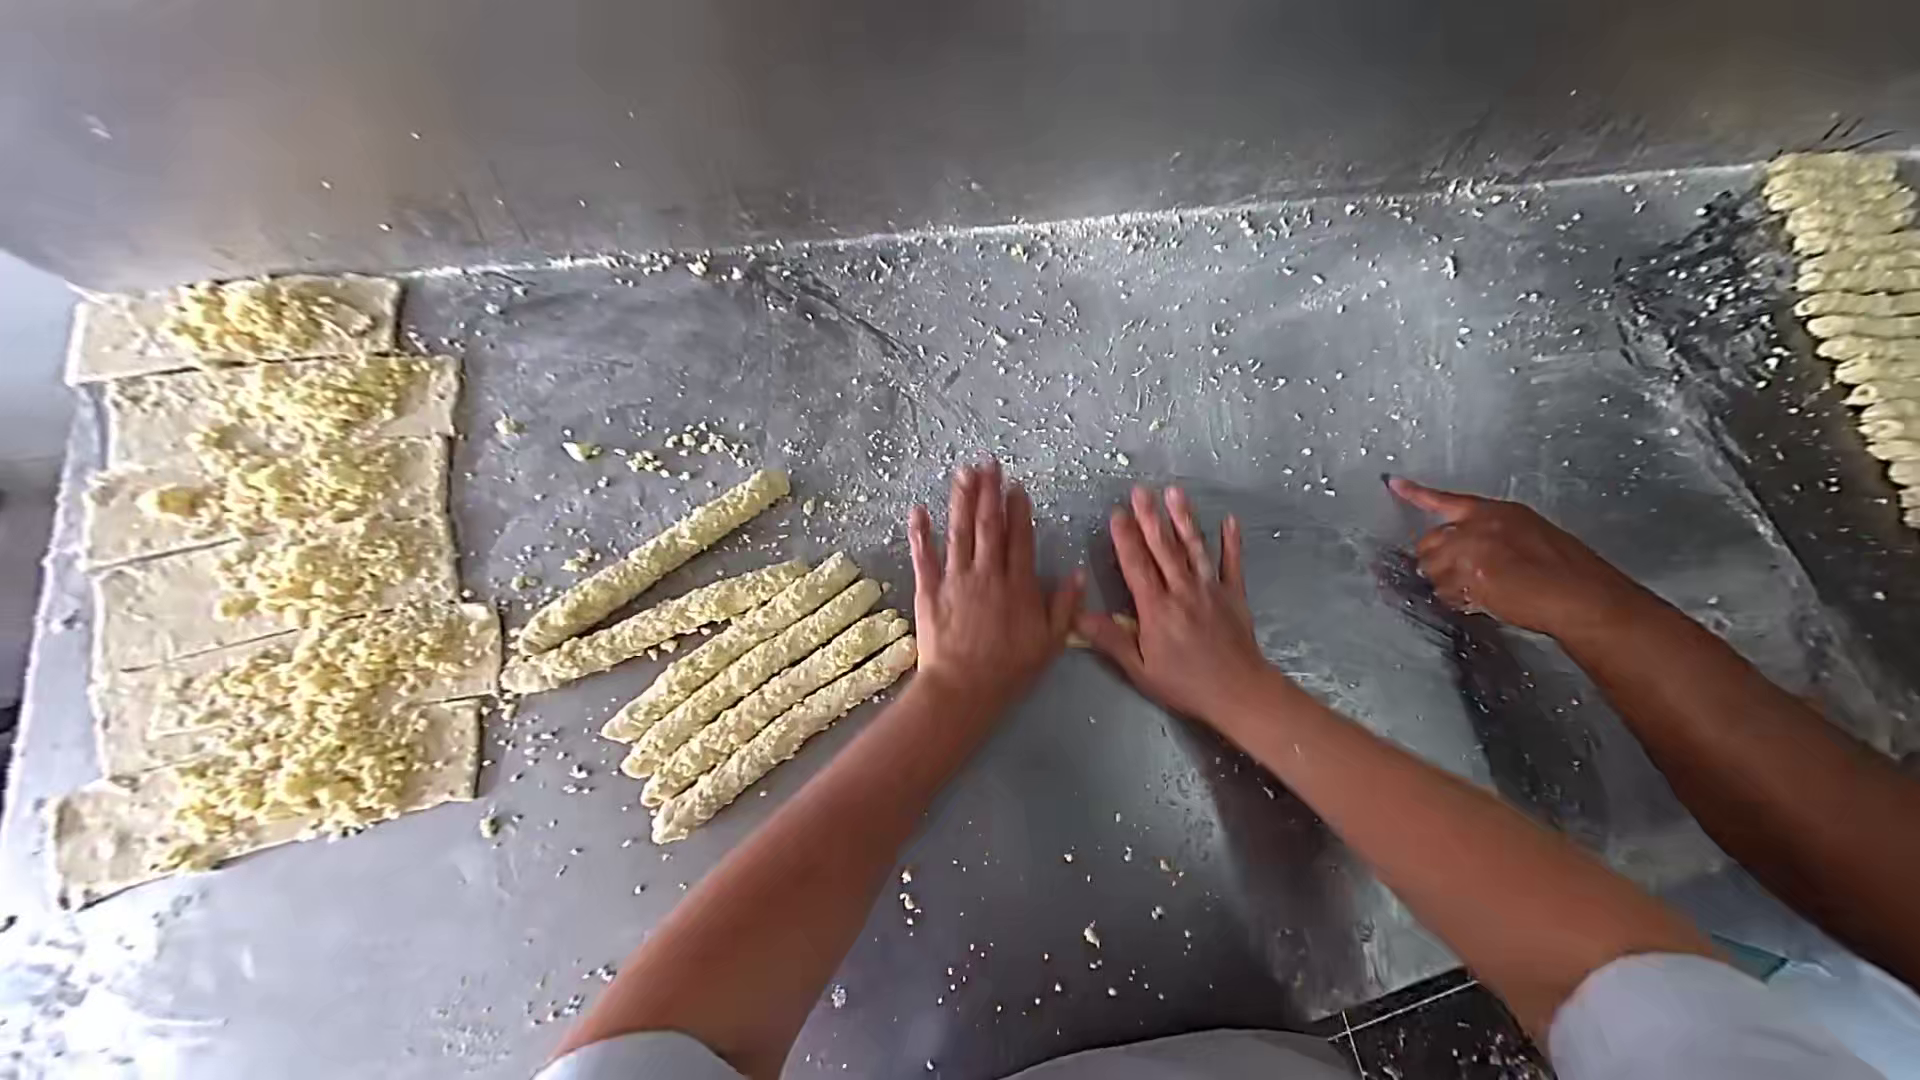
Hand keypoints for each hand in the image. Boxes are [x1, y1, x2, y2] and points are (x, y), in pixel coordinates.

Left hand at [908, 462, 1082, 708]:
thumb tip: (1074, 573)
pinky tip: (919, 510)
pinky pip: (924, 556)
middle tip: (989, 464)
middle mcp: (987, 573)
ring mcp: (955, 578)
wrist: (963, 689)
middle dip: (989, 492)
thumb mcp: (1049, 642)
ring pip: (960, 531)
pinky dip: (921, 532)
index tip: (1016, 486)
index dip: (1018, 510)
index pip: (1019, 538)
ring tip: (964, 473)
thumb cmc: (1009, 669)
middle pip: (989, 525)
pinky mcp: (929, 589)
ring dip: (962, 500)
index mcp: (1017, 584)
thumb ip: (1064, 606)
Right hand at [1076, 486, 1273, 721]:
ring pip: (1194, 549)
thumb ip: (1110, 640)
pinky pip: (1232, 565)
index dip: (1125, 538)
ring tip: (1175, 492)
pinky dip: (1231, 542)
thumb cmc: (1185, 684)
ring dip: (1183, 519)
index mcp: (1157, 609)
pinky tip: (1229, 520)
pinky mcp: (1234, 596)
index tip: (1116, 513)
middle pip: (1163, 549)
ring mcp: (1211, 590)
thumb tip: (1078, 616)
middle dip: (1150, 517)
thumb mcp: (1140, 669)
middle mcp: (1182, 591)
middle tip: (1141, 490)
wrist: (1240, 694)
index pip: (1136, 566)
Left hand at [1388, 476, 1647, 637]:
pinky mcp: (1466, 579)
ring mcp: (1468, 553)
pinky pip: (1443, 592)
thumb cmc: (1570, 569)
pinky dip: (1457, 599)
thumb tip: (1466, 545)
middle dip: (1439, 560)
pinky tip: (1484, 599)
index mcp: (1494, 513)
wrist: (1585, 597)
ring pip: (1431, 570)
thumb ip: (1492, 532)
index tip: (1394, 484)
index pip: (1446, 500)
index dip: (1417, 493)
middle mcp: (1475, 529)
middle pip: (1427, 543)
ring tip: (1484, 588)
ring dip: (1448, 583)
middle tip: (1470, 573)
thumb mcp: (1532, 533)